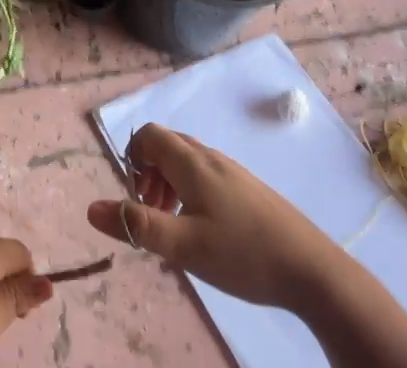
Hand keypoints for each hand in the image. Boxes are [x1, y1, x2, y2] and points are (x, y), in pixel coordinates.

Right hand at [86, 123, 341, 309]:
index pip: (149, 135)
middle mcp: (212, 159)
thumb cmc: (243, 255)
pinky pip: (207, 177)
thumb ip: (136, 225)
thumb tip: (91, 208)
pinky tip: (204, 231)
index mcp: (192, 164)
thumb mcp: (183, 246)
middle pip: (167, 146)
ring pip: (188, 163)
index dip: (132, 157)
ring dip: (168, 184)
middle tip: (151, 213)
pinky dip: (191, 193)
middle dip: (148, 173)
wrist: (315, 272)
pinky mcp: (250, 191)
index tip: (135, 195)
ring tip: (174, 225)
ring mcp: (234, 173)